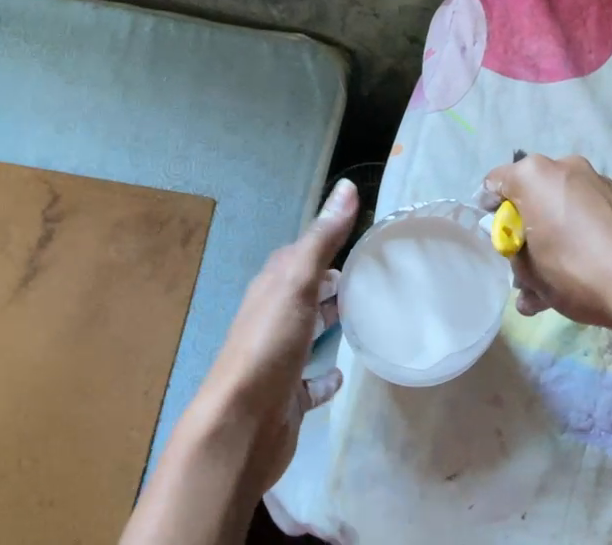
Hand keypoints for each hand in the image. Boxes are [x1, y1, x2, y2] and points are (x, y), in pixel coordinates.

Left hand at [186, 177, 358, 498]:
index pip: (298, 256)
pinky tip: (343, 376)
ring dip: (329, 323)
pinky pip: (311, 382)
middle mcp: (272, 319)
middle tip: (371, 278)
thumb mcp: (297, 282)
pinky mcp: (288, 397)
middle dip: (331, 283)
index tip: (360, 239)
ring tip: (366, 317)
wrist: (241, 425)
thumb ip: (323, 238)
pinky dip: (326, 377)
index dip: (325, 245)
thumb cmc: (268, 345)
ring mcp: (279, 359)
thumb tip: (346, 186)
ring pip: (308, 332)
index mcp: (271, 288)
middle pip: (305, 293)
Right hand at [479, 153, 611, 336]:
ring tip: (546, 289)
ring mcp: (596, 182)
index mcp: (533, 175)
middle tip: (522, 269)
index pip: (494, 183)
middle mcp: (564, 167)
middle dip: (523, 232)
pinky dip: (575, 239)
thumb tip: (520, 249)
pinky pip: (584, 216)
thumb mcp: (530, 271)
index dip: (489, 211)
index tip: (495, 239)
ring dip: (549, 242)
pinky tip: (576, 279)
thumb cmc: (577, 273)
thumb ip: (514, 252)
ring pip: (558, 210)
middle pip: (529, 196)